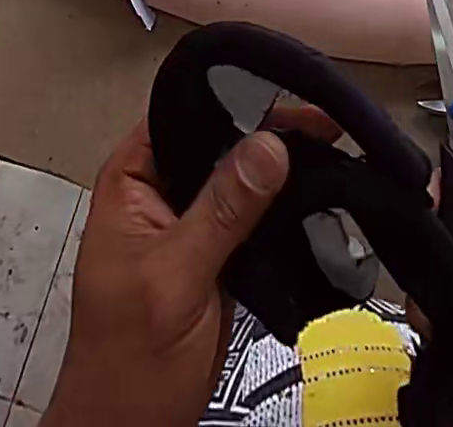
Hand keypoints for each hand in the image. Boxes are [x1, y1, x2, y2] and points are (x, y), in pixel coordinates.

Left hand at [40, 109, 328, 426]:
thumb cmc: (125, 360)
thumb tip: (266, 148)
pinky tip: (314, 192)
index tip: (283, 93)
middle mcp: (162, 185)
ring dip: (279, 165)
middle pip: (217, 138)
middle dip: (266, 129)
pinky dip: (282, 203)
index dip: (230, 97)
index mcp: (133, 176)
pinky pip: (253, 210)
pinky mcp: (218, 244)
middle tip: (319, 122)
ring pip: (240, 173)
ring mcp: (192, 215)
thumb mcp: (173, 277)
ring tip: (327, 148)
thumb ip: (220, 211)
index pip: (182, 113)